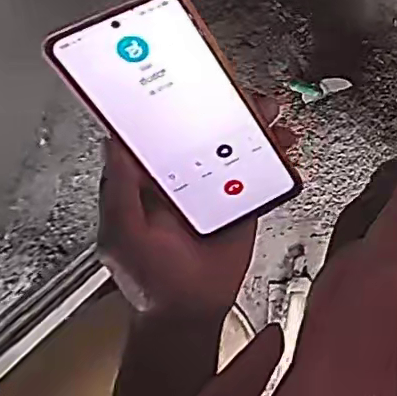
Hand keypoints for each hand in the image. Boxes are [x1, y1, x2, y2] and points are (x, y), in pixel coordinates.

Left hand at [97, 92, 294, 318]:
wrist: (189, 312)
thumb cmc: (148, 278)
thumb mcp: (122, 234)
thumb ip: (121, 190)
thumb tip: (114, 143)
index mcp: (151, 178)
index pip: (163, 129)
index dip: (175, 104)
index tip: (189, 83)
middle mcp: (185, 176)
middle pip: (207, 130)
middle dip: (227, 108)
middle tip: (241, 95)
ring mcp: (216, 187)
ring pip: (237, 146)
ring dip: (255, 127)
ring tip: (269, 114)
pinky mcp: (242, 201)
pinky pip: (260, 173)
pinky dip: (275, 157)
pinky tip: (283, 147)